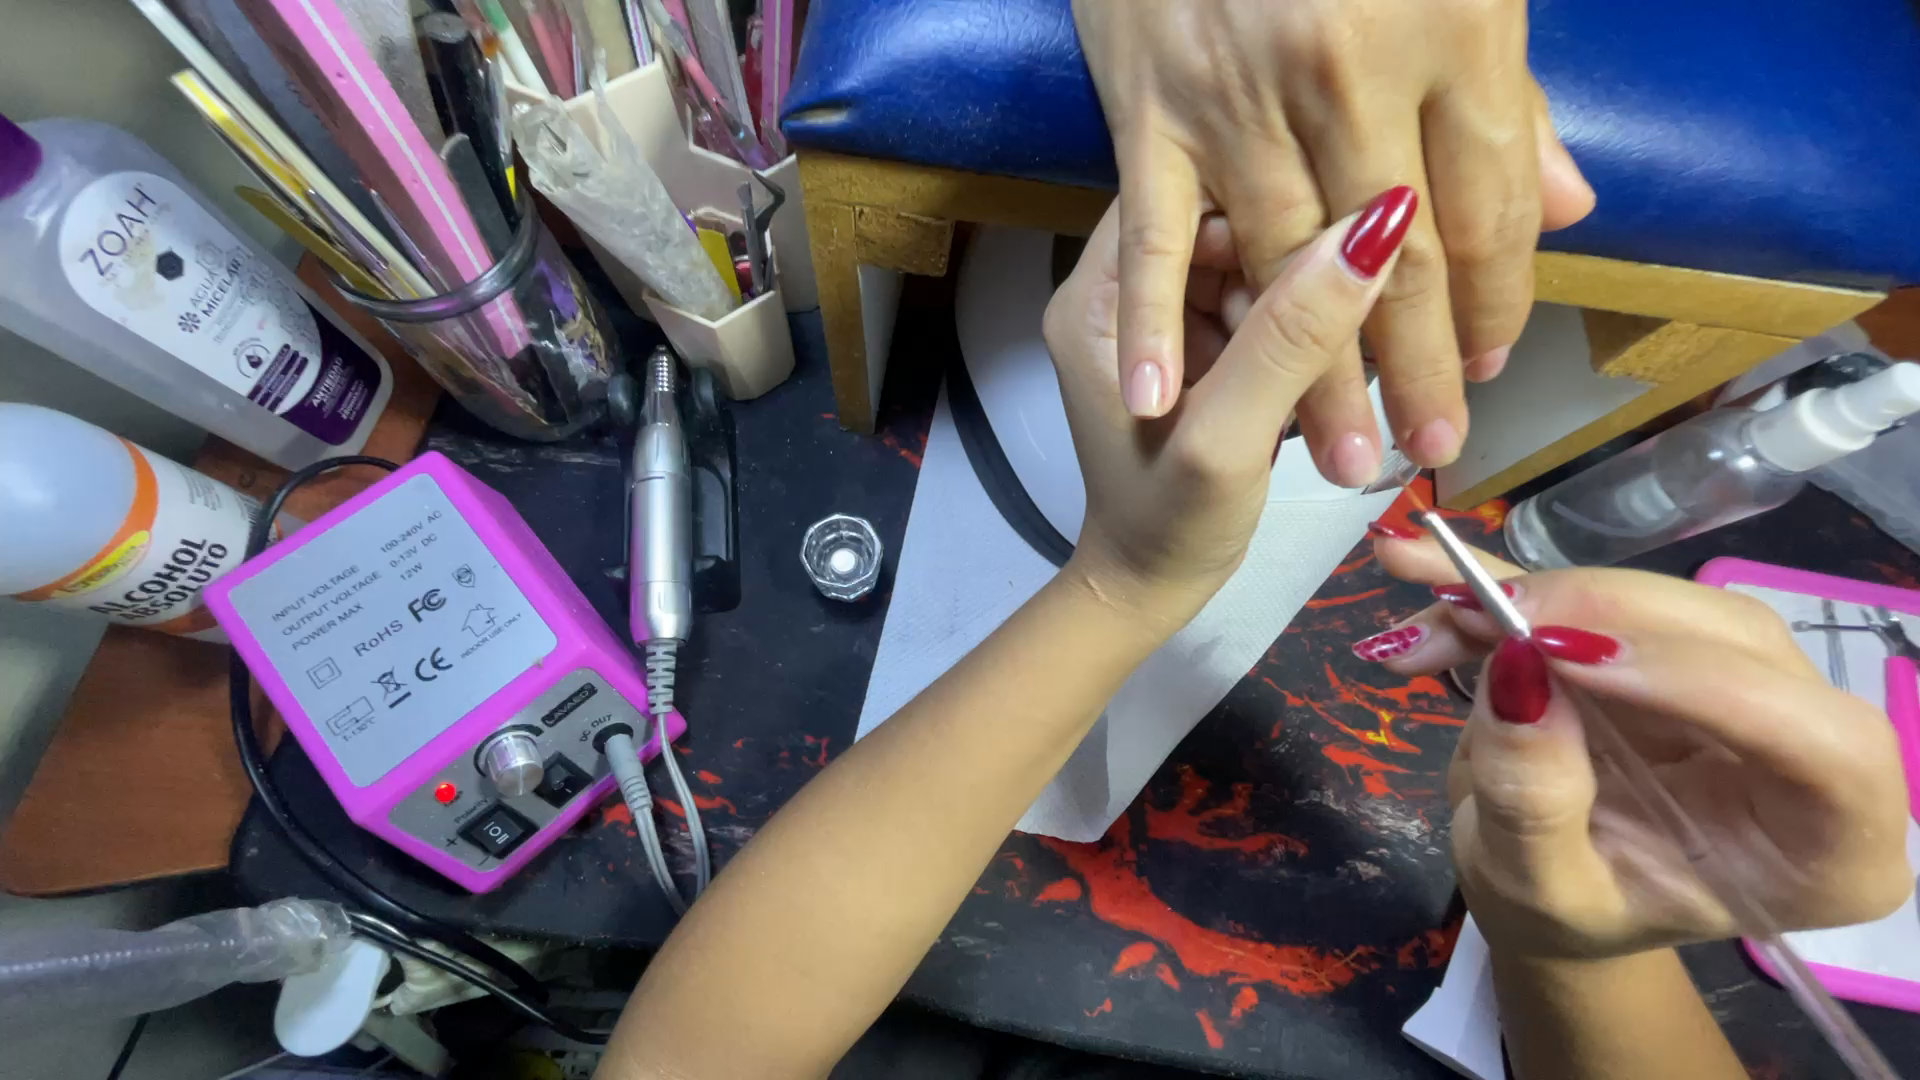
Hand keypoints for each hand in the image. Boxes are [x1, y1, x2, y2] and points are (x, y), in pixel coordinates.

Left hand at [1044, 188, 1410, 627]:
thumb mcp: (1227, 435)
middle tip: (1348, 309)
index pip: (1179, 197)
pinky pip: (1254, 312)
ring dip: (1302, 305)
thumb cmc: (1169, 520)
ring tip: (1344, 350)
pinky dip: (1297, 335)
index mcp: (1095, 302)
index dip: (1262, 198)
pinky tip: (1331, 365)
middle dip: (1289, 264)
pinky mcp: (1193, 355)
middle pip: (1219, 229)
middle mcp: (1118, 299)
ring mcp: (1157, 328)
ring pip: (1246, 268)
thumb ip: (1291, 338)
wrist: (1153, 582)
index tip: (1336, 233)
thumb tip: (1382, 220)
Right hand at [1073, 0, 1596, 484]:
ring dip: (1311, 376)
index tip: (1487, 367)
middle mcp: (1346, 72)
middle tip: (1431, 449)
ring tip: (1339, 458)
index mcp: (1449, 19)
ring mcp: (1236, 107)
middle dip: (1420, 365)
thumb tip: (1563, 206)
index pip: (1485, 199)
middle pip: (1395, 258)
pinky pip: (1152, 239)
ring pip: (1282, 270)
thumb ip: (1509, 100)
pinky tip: (1151, 398)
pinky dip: (1149, 321)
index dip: (1493, 295)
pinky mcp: (1149, 125)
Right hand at [1350, 534, 1911, 958]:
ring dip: (1519, 594)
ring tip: (1427, 616)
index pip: (1812, 736)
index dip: (1692, 676)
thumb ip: (1532, 799)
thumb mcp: (1536, 882)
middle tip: (1469, 615)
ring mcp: (1715, 688)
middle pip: (1722, 637)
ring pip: (1641, 599)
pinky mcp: (1635, 648)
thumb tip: (1514, 674)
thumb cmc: (1558, 913)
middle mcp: (1787, 748)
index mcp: (1814, 842)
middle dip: (1584, 610)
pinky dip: (1489, 574)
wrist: (1537, 890)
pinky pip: (1568, 594)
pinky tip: (1415, 559)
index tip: (1552, 651)